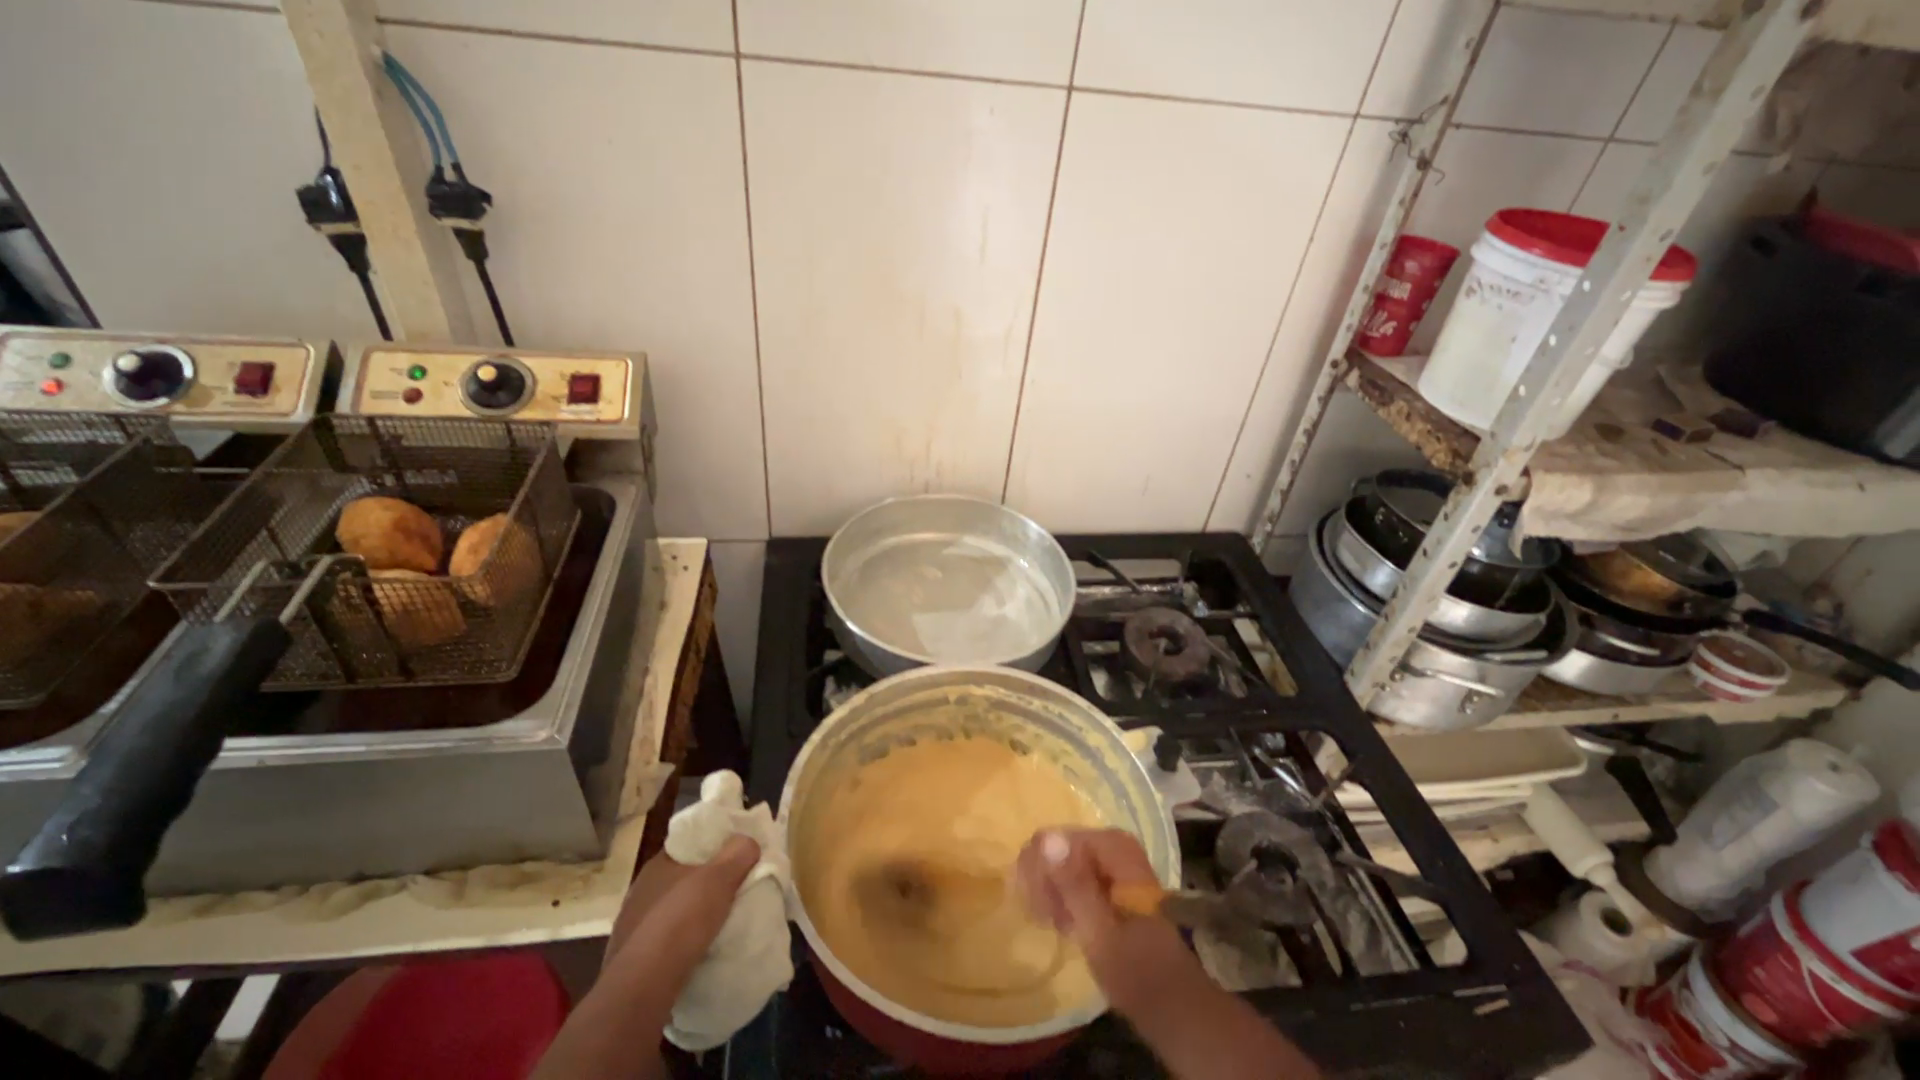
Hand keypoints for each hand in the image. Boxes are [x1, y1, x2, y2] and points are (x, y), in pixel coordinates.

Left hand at [604, 834, 759, 984]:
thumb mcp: (719, 878)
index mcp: (657, 866)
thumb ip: (738, 854)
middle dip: (705, 884)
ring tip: (720, 925)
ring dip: (693, 916)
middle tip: (734, 891)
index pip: (688, 846)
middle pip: (682, 879)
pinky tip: (698, 951)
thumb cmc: (681, 920)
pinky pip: (665, 941)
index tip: (736, 856)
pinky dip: (682, 943)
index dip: (712, 847)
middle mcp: (641, 890)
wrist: (643, 983)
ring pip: (673, 912)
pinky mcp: (633, 956)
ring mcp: (634, 924)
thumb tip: (747, 841)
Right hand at [1017, 829, 1323, 1079]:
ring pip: (1064, 863)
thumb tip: (1046, 837)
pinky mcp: (1111, 887)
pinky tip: (1061, 922)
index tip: (1040, 904)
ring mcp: (1114, 868)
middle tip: (1047, 916)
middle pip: (1060, 847)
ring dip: (1051, 891)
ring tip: (1052, 922)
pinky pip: (1074, 878)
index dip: (1042, 868)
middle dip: (1045, 880)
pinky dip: (1062, 899)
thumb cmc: (1135, 971)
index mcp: (1117, 852)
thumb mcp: (1097, 931)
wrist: (1172, 1004)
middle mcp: (1116, 850)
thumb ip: (1072, 883)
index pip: (1058, 838)